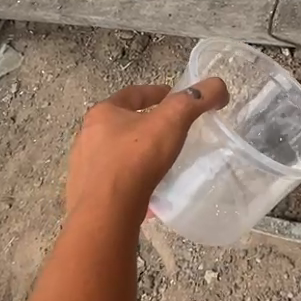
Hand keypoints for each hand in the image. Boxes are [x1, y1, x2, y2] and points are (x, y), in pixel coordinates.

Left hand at [63, 79, 228, 226]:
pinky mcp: (85, 196)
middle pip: (122, 124)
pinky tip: (148, 188)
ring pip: (116, 153)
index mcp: (102, 114)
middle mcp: (86, 138)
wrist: (106, 214)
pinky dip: (130, 179)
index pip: (133, 94)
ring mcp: (82, 169)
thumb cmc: (136, 158)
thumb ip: (197, 98)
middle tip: (171, 131)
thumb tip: (218, 86)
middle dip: (146, 125)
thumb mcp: (174, 119)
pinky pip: (114, 181)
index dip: (156, 92)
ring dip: (136, 154)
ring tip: (161, 161)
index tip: (175, 98)